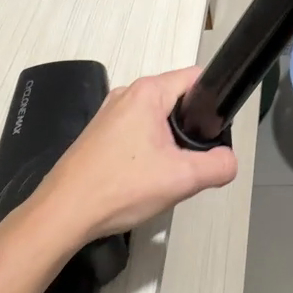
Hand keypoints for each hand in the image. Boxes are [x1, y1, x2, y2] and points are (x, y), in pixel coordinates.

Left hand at [27, 67, 237, 243]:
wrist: (62, 214)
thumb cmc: (120, 188)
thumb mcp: (181, 179)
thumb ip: (218, 166)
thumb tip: (229, 160)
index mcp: (148, 92)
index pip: (195, 78)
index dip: (212, 99)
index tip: (219, 126)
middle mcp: (127, 94)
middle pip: (176, 99)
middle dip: (191, 126)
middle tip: (196, 157)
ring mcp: (109, 113)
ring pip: (155, 118)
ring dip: (168, 140)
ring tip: (171, 171)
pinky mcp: (98, 134)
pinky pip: (136, 131)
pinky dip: (146, 149)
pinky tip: (145, 177)